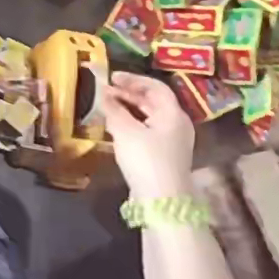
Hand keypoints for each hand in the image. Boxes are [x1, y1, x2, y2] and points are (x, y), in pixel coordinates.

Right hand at [99, 72, 196, 201]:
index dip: (133, 79)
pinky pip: (147, 131)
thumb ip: (113, 110)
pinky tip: (116, 129)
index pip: (155, 87)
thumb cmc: (146, 159)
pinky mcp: (163, 156)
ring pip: (149, 117)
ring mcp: (172, 142)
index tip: (111, 78)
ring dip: (129, 110)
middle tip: (106, 91)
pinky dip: (132, 124)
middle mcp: (177, 124)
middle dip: (129, 94)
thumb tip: (102, 94)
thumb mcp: (125, 132)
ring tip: (108, 107)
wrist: (161, 200)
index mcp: (173, 113)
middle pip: (153, 102)